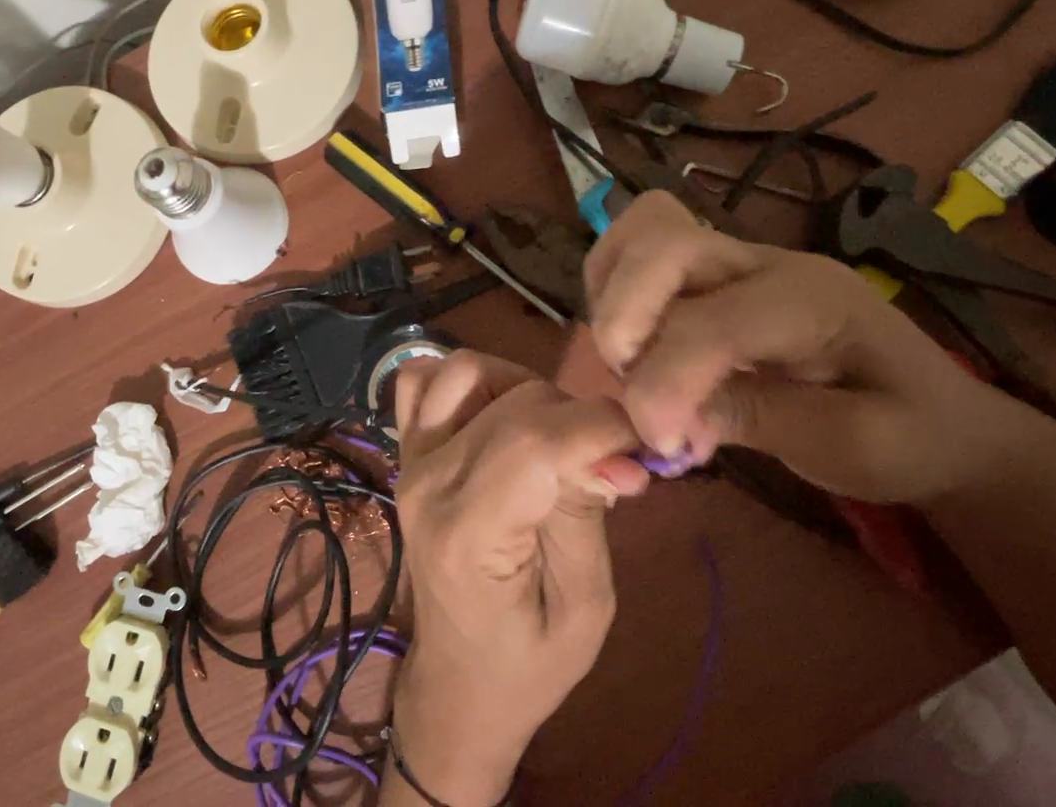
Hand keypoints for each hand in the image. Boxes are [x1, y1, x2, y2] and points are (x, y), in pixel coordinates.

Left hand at [383, 351, 648, 804]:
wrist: (458, 683)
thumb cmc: (528, 663)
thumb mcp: (584, 608)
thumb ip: (587, 514)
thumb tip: (618, 451)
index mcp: (468, 531)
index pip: (539, 440)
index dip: (605, 426)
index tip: (650, 442)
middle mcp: (428, 481)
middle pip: (516, 401)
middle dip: (581, 417)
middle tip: (612, 463)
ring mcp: (408, 461)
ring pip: (470, 371)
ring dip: (529, 390)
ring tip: (560, 438)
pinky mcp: (405, 453)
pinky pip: (422, 380)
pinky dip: (468, 381)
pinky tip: (503, 415)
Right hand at [583, 191, 1037, 504]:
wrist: (944, 418)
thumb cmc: (911, 436)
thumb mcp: (854, 447)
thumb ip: (756, 419)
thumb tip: (663, 417)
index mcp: (813, 301)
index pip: (710, 322)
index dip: (665, 383)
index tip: (659, 442)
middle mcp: (767, 265)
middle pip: (663, 241)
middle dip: (621, 316)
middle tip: (626, 384)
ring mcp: (738, 265)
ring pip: (643, 233)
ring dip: (610, 294)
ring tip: (625, 364)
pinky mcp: (716, 282)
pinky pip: (641, 256)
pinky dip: (612, 292)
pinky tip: (632, 349)